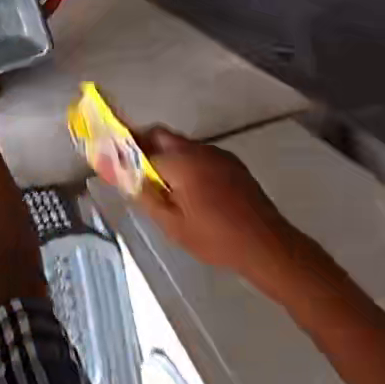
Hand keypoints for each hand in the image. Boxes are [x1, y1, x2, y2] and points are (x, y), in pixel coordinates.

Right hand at [133, 127, 318, 289]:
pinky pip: (200, 153)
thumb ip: (144, 196)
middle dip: (143, 144)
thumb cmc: (217, 239)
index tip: (113, 161)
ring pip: (180, 143)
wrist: (271, 249)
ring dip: (166, 153)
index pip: (139, 150)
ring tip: (165, 181)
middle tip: (136, 166)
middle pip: (159, 134)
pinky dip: (188, 161)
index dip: (125, 156)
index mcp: (179, 162)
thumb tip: (122, 175)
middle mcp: (196, 149)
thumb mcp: (172, 225)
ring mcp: (217, 154)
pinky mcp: (233, 163)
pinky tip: (193, 187)